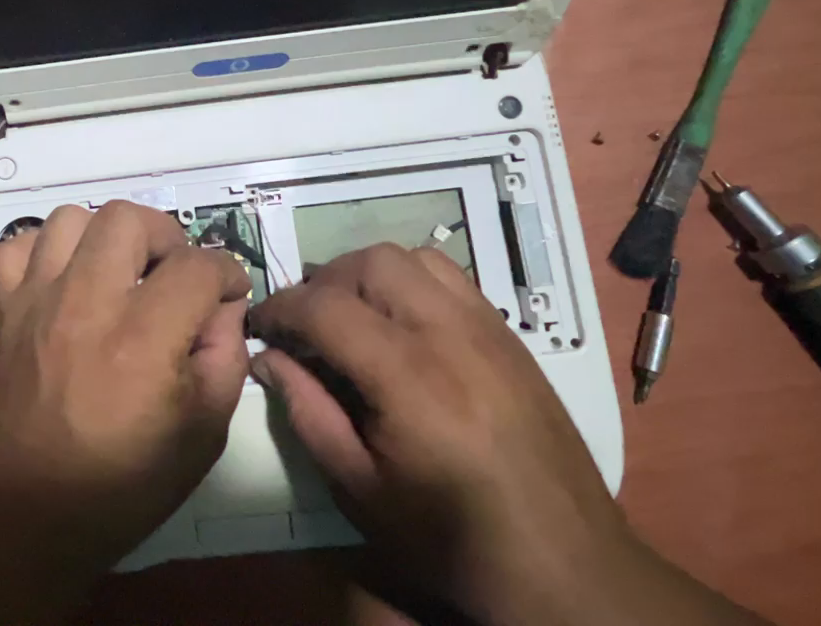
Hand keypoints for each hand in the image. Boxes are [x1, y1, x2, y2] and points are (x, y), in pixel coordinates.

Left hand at [0, 201, 250, 624]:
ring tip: (122, 272)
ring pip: (70, 218)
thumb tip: (222, 306)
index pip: (196, 266)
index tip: (230, 293)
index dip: (227, 272)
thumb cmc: (127, 484)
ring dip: (106, 235)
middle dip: (166, 236)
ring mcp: (38, 302)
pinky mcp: (6, 311)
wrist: (34, 515)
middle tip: (175, 275)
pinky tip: (66, 280)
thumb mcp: (205, 434)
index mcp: (143, 340)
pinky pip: (16, 248)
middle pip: (128, 217)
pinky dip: (45, 251)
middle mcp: (86, 304)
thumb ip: (226, 356)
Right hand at [248, 243, 635, 623]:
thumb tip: (266, 358)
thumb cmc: (449, 537)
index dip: (279, 309)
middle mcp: (448, 334)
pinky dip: (410, 280)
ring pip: (411, 258)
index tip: (258, 327)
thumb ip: (308, 413)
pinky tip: (400, 323)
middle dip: (323, 283)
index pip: (324, 307)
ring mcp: (485, 327)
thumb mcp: (359, 489)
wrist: (562, 563)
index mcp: (407, 377)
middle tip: (305, 326)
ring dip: (367, 275)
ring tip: (351, 316)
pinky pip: (450, 276)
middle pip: (369, 264)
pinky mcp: (507, 335)